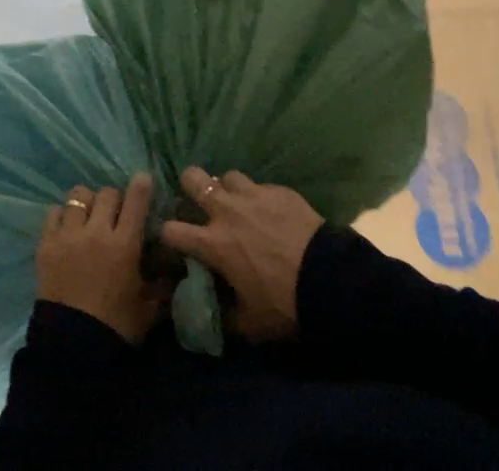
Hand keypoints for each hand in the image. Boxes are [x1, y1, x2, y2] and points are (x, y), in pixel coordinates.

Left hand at [36, 173, 165, 343]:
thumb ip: (163, 286)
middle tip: (116, 211)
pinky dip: (63, 214)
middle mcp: (96, 232)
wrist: (72, 344)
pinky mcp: (46, 243)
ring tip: (89, 214)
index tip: (143, 179)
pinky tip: (68, 226)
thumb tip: (176, 271)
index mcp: (125, 245)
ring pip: (78, 196)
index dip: (141, 186)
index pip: (136, 201)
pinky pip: (54, 212)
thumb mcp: (148, 308)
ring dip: (88, 201)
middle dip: (115, 198)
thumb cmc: (116, 326)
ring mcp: (68, 235)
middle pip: (106, 194)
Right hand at [158, 167, 324, 341]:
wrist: (331, 280)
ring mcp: (254, 195)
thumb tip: (212, 312)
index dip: (167, 234)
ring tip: (238, 203)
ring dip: (228, 189)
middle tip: (199, 201)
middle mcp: (226, 211)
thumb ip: (224, 314)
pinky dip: (260, 196)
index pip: (169, 229)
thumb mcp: (249, 322)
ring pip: (227, 175)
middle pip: (192, 178)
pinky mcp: (280, 191)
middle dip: (190, 186)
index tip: (174, 241)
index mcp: (212, 243)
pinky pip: (260, 185)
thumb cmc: (284, 303)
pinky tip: (271, 211)